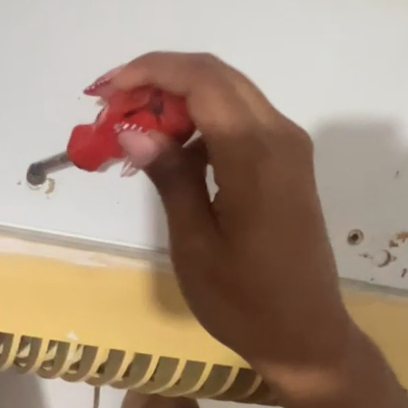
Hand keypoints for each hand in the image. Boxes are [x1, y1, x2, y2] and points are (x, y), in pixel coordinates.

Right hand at [101, 53, 361, 398]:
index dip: (148, 73)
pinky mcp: (287, 164)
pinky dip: (199, 123)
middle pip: (215, 77)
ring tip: (130, 133)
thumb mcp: (195, 242)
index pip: (201, 81)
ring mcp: (288, 148)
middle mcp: (279, 136)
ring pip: (227, 94)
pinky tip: (170, 154)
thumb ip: (169, 176)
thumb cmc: (243, 300)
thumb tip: (133, 127)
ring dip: (176, 101)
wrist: (305, 334)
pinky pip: (239, 121)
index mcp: (256, 154)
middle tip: (109, 111)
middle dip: (157, 81)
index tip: (103, 93)